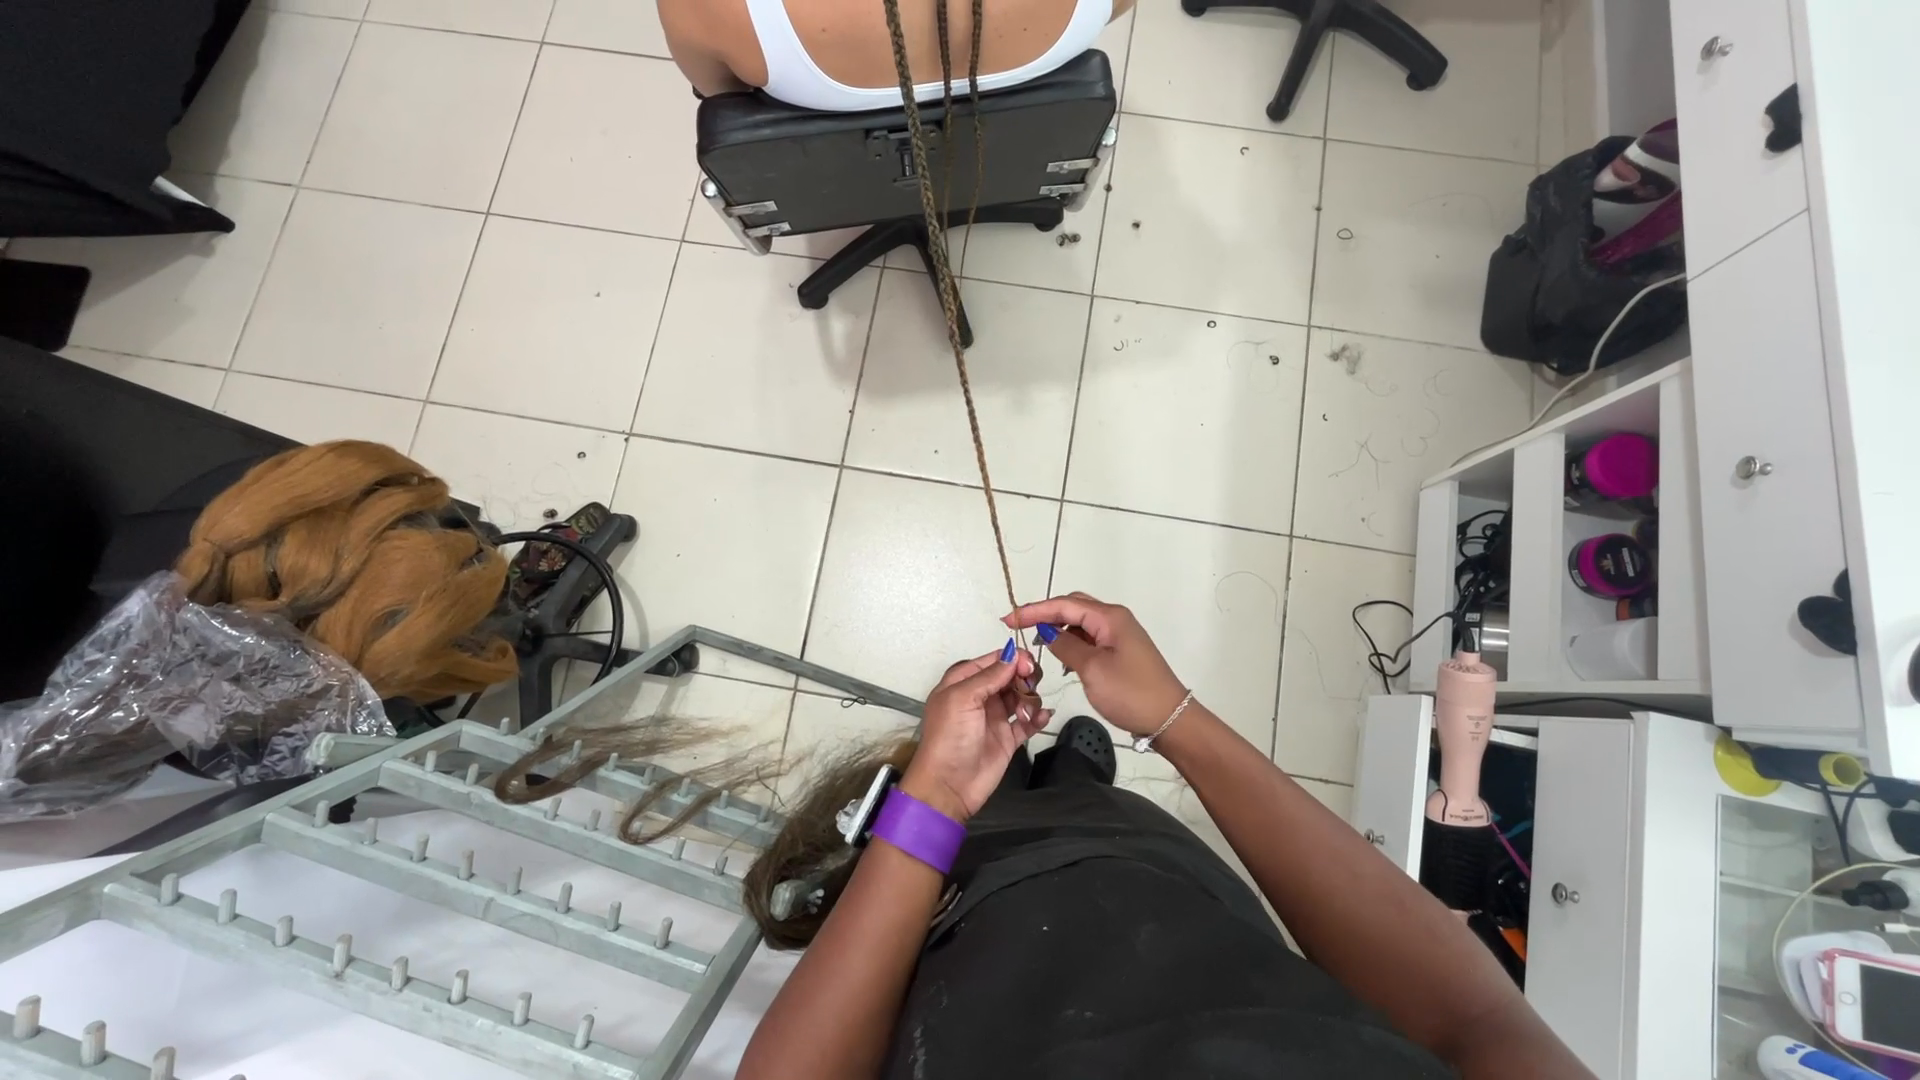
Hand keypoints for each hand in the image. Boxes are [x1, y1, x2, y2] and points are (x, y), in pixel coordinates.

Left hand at [899, 644, 1049, 822]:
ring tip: (1027, 712)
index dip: (1012, 659)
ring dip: (1031, 699)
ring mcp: (994, 717)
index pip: (993, 660)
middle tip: (1029, 688)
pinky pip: (1028, 721)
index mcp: (963, 682)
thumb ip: (989, 676)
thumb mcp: (962, 699)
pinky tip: (1042, 718)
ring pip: (1022, 696)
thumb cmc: (948, 739)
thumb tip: (1012, 655)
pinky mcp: (1007, 738)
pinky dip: (1038, 717)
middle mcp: (980, 696)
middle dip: (1025, 678)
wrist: (948, 786)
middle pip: (1011, 676)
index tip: (1028, 665)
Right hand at [1004, 592, 1187, 736]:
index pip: (1064, 604)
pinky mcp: (1121, 651)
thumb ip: (1065, 646)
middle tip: (1019, 629)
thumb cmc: (1130, 693)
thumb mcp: (1091, 669)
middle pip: (1073, 606)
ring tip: (1038, 645)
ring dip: (1059, 629)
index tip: (1008, 620)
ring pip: (1081, 623)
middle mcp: (1115, 619)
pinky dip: (1072, 643)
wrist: (1170, 718)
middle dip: (1045, 615)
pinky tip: (1062, 659)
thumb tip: (1046, 632)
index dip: (1033, 610)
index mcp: (1109, 617)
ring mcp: (1119, 635)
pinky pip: (1090, 638)